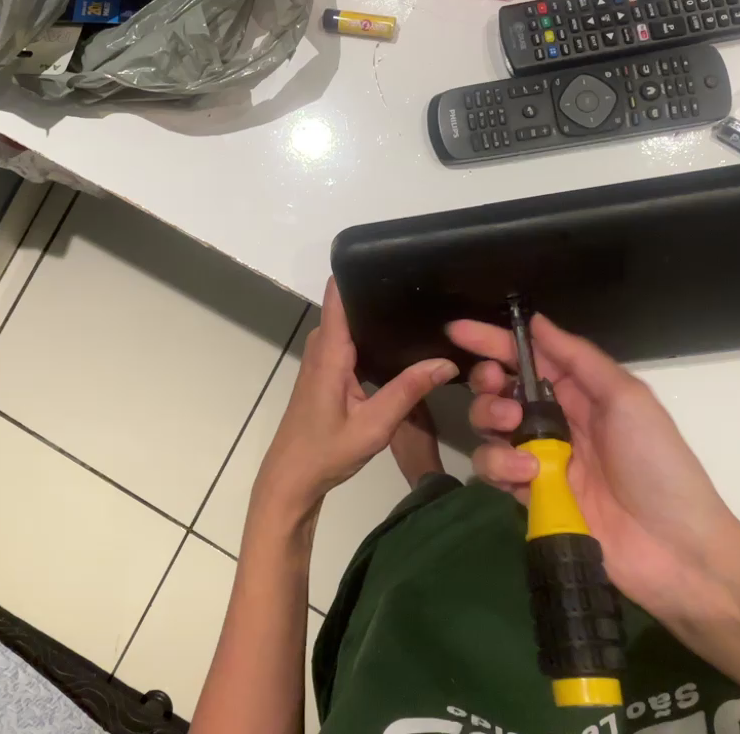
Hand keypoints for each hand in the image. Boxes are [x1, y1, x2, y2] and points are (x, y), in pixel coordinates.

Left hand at [251, 279, 457, 522]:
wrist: (292, 480)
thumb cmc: (326, 451)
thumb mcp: (374, 425)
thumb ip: (408, 390)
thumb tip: (447, 360)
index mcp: (330, 349)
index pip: (339, 293)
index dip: (361, 272)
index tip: (395, 260)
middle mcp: (324, 344)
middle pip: (351, 304)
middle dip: (383, 295)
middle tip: (426, 289)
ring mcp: (324, 357)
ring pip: (354, 324)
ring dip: (380, 319)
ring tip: (423, 309)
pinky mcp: (329, 370)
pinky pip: (353, 341)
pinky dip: (375, 339)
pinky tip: (404, 344)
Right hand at [448, 313, 739, 626]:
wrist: (675, 550)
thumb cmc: (657, 464)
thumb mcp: (627, 398)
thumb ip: (579, 358)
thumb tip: (537, 321)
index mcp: (580, 392)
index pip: (528, 357)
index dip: (492, 341)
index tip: (457, 329)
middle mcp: (555, 421)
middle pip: (499, 391)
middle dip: (487, 382)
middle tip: (494, 386)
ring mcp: (540, 460)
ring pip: (489, 429)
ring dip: (491, 421)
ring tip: (514, 433)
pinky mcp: (530, 496)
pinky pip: (494, 471)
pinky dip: (500, 466)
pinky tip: (526, 475)